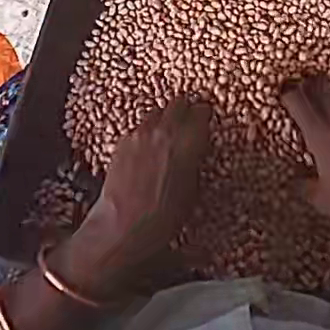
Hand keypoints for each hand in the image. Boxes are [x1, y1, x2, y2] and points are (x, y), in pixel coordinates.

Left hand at [54, 96, 210, 297]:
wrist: (122, 225)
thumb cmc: (162, 217)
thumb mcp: (191, 191)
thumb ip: (194, 162)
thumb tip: (194, 151)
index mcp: (186, 144)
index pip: (201, 114)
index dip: (205, 115)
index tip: (207, 117)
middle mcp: (162, 132)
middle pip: (178, 104)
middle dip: (186, 110)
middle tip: (191, 119)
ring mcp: (140, 134)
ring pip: (157, 112)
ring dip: (166, 118)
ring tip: (169, 133)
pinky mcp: (123, 141)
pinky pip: (140, 127)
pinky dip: (148, 131)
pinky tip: (149, 147)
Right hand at [282, 75, 329, 265]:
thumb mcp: (323, 200)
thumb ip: (306, 186)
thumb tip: (298, 181)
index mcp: (320, 135)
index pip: (298, 100)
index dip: (288, 93)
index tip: (283, 92)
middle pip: (324, 89)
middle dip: (312, 85)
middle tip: (303, 86)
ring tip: (329, 123)